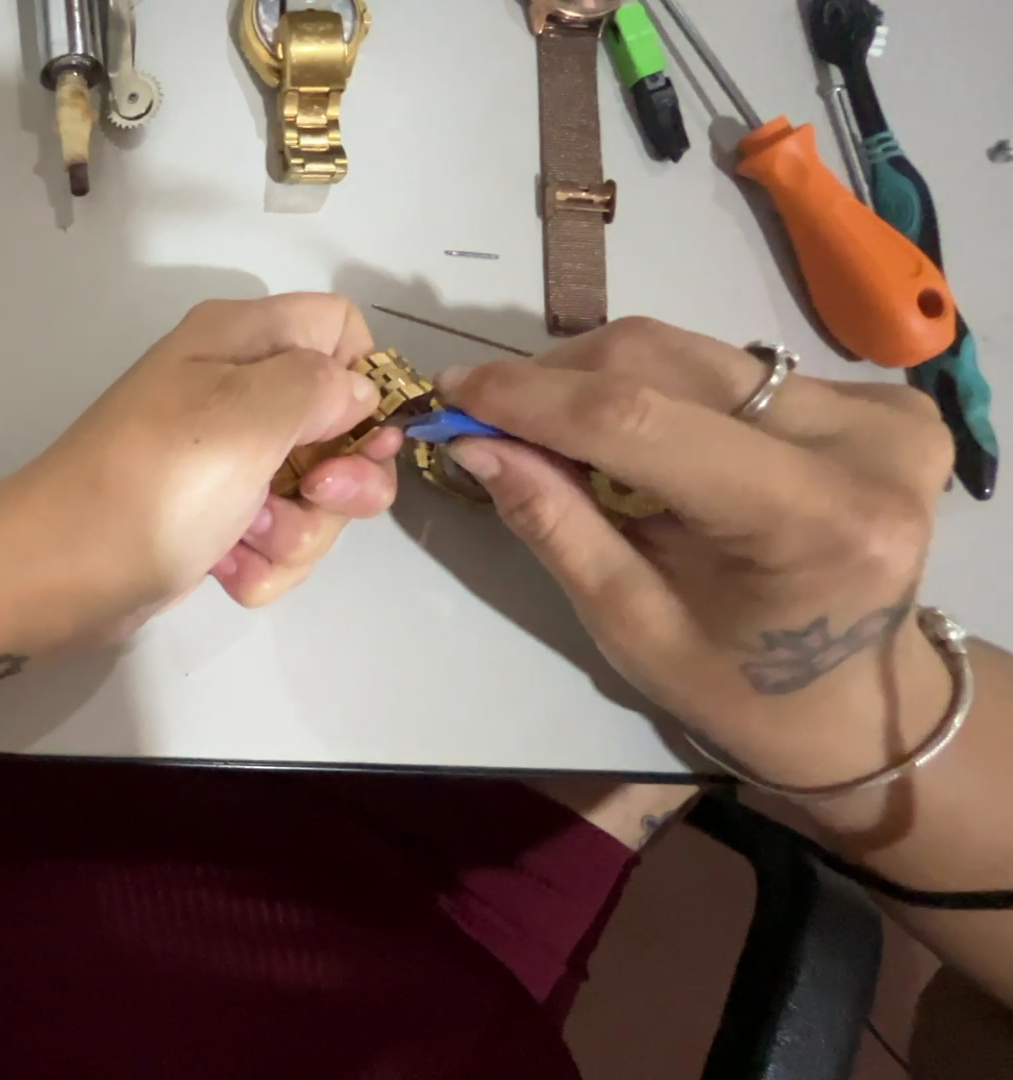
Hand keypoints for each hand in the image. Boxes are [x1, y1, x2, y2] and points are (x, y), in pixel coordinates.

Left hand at [0, 294, 401, 634]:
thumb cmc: (157, 482)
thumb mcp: (246, 413)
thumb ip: (320, 385)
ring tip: (245, 542)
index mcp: (237, 343)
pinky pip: (270, 540)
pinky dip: (258, 563)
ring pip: (309, 496)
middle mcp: (232, 396)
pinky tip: (224, 570)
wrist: (60, 573)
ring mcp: (220, 465)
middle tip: (315, 498)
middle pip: (336, 425)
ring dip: (296, 533)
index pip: (335, 329)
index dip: (361, 377)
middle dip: (341, 478)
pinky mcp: (210, 522)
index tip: (355, 432)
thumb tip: (354, 392)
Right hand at [439, 318, 954, 788]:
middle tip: (480, 417)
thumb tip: (471, 443)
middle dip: (547, 383)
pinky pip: (706, 364)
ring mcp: (870, 407)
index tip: (448, 390)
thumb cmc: (728, 678)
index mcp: (813, 517)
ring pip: (677, 350)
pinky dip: (631, 386)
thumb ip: (550, 521)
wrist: (850, 691)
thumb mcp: (619, 617)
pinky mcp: (859, 396)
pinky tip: (605, 431)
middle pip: (657, 361)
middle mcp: (861, 438)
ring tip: (534, 427)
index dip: (529, 397)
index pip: (638, 421)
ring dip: (582, 379)